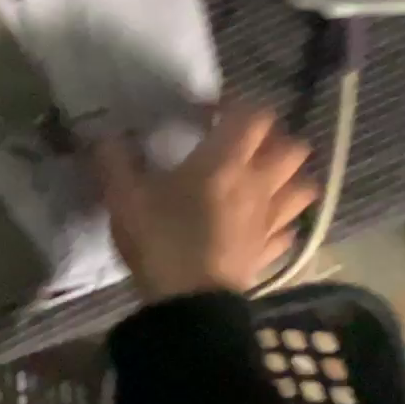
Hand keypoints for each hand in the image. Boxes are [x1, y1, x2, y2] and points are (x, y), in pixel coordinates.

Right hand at [92, 103, 317, 300]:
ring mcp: (273, 216)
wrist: (188, 298)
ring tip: (257, 181)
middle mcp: (260, 182)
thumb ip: (113, 160)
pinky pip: (289, 224)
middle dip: (268, 139)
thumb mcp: (121, 196)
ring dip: (284, 176)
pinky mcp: (273, 246)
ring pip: (301, 183)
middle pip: (290, 145)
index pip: (251, 115)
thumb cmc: (158, 238)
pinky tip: (257, 222)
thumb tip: (103, 135)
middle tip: (236, 146)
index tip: (203, 113)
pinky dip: (278, 217)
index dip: (231, 105)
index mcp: (225, 163)